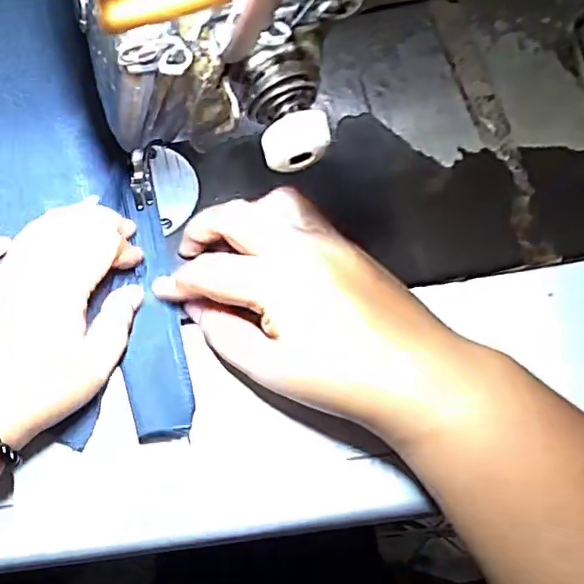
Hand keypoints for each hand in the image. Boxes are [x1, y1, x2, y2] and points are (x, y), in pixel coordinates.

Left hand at [0, 202, 145, 447]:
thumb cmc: (40, 392)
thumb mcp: (94, 366)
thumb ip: (117, 323)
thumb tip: (132, 294)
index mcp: (60, 286)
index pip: (96, 245)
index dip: (120, 246)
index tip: (135, 260)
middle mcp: (27, 271)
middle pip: (66, 228)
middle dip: (98, 223)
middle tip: (121, 229)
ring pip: (30, 232)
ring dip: (61, 220)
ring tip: (85, 216)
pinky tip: (8, 242)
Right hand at [151, 189, 495, 441]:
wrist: (417, 375)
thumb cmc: (347, 380)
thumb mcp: (268, 368)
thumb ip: (223, 333)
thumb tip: (201, 309)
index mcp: (276, 278)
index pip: (211, 270)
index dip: (181, 281)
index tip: (166, 289)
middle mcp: (300, 247)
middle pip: (235, 217)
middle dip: (201, 231)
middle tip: (188, 256)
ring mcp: (327, 241)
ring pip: (271, 204)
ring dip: (239, 217)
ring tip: (226, 244)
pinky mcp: (347, 247)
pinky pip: (300, 216)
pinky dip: (271, 222)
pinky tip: (267, 252)